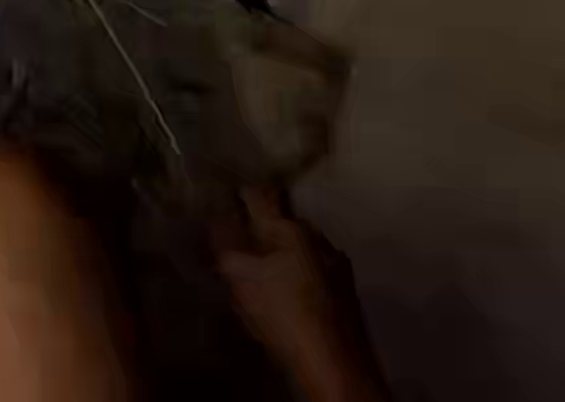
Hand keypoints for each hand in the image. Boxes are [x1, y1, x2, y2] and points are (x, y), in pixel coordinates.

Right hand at [215, 188, 385, 401]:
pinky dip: (292, 270)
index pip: (258, 197)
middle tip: (235, 243)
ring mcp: (337, 266)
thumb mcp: (237, 272)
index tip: (221, 193)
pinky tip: (279, 290)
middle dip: (256, 230)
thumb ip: (224, 238)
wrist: (338, 371)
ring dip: (275, 252)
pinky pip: (309, 266)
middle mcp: (318, 240)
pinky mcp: (346, 291)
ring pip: (295, 246)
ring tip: (256, 270)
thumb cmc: (282, 313)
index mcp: (292, 230)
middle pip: (278, 223)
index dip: (236, 193)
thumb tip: (217, 216)